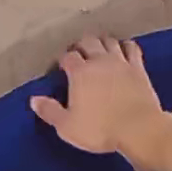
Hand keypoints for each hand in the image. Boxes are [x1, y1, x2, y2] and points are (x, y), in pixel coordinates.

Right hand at [30, 34, 171, 158]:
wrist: (137, 128)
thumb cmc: (98, 129)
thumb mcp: (67, 126)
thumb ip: (50, 111)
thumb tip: (33, 99)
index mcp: (79, 73)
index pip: (67, 57)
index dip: (62, 60)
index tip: (60, 68)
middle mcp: (99, 61)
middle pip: (88, 42)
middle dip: (80, 45)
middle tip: (77, 54)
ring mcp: (120, 61)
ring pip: (109, 41)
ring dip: (101, 42)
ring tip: (98, 49)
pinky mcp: (138, 67)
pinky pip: (131, 48)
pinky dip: (125, 46)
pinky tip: (123, 49)